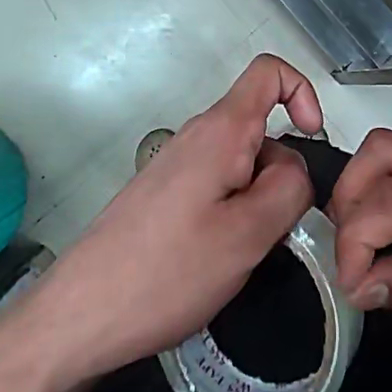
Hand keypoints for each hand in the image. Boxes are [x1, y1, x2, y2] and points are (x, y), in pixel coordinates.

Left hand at [11, 55, 324, 386]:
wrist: (79, 317)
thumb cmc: (166, 273)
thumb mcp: (249, 233)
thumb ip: (290, 188)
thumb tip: (296, 169)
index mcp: (219, 132)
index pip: (268, 73)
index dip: (302, 92)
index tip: (312, 139)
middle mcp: (195, 138)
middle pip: (260, 130)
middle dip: (282, 172)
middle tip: (273, 230)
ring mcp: (176, 168)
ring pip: (241, 165)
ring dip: (258, 201)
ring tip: (241, 252)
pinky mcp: (164, 196)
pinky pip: (217, 188)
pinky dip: (234, 215)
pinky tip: (216, 259)